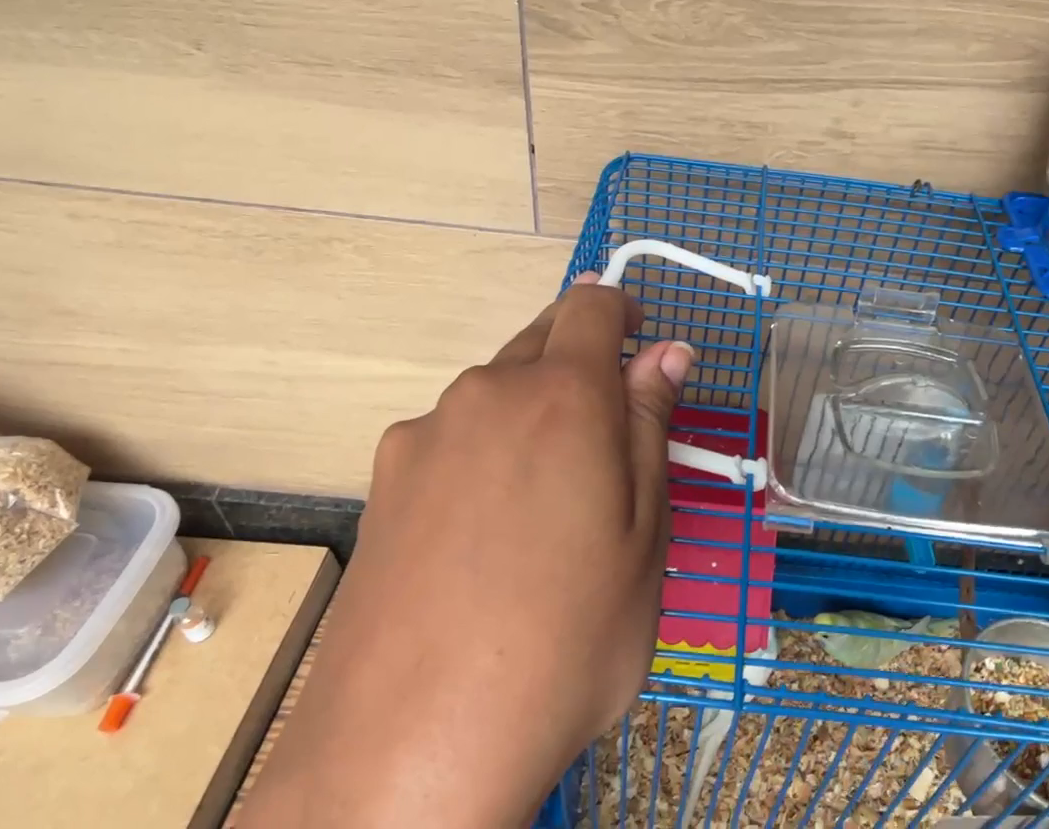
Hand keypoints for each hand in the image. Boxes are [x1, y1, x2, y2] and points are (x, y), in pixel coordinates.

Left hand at [239, 274, 693, 828]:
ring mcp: (422, 437)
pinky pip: (449, 440)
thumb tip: (666, 352)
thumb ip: (650, 428)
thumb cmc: (568, 641)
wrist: (414, 743)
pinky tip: (483, 540)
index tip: (639, 345)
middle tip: (607, 444)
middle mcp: (485, 395)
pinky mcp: (382, 483)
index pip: (591, 306)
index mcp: (561, 398)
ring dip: (529, 416)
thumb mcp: (644, 538)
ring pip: (492, 395)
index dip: (621, 311)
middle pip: (539, 341)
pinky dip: (481, 456)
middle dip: (580, 366)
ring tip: (546, 509)